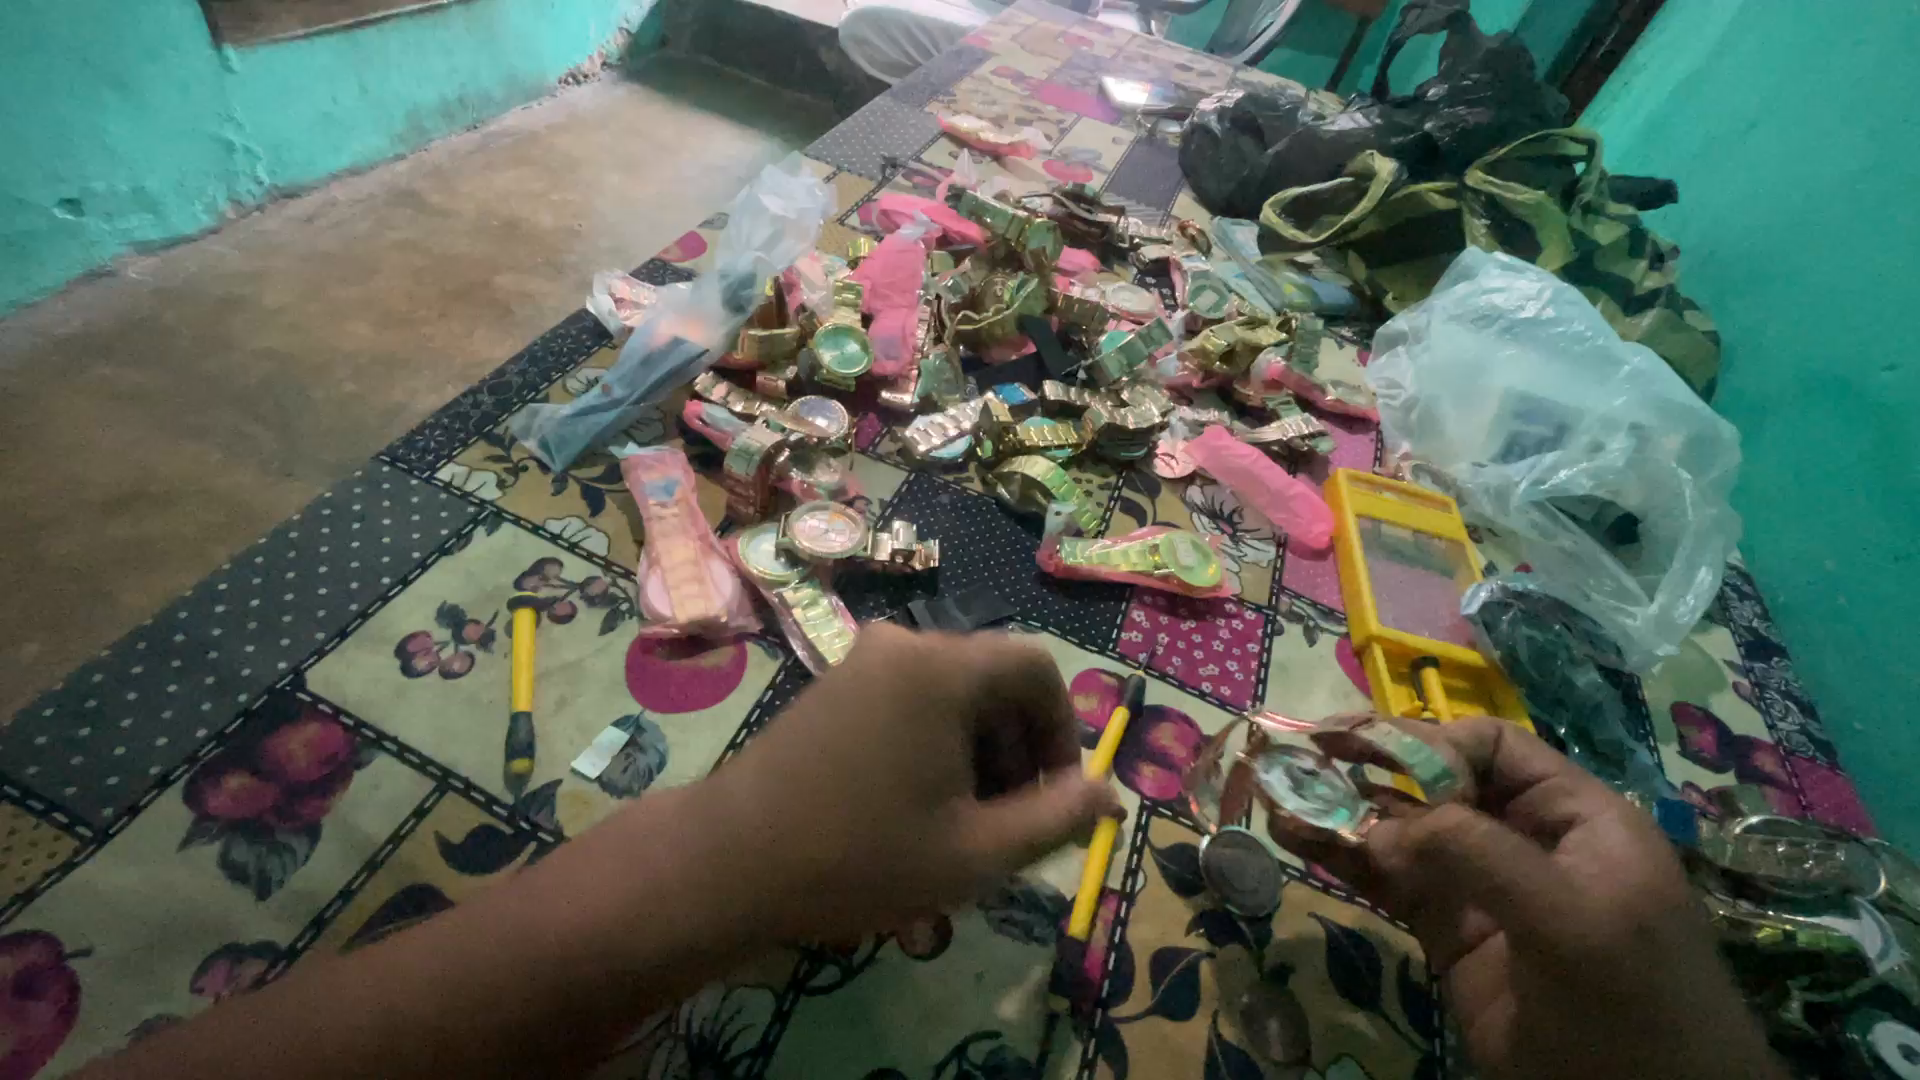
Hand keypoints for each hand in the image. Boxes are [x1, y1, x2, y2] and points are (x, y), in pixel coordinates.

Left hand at [705, 624, 1118, 945]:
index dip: (1061, 731)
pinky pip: (913, 696)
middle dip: (1017, 749)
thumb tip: (1108, 792)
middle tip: (1010, 821)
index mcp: (944, 667)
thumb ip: (1056, 817)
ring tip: (965, 821)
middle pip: (994, 679)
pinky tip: (919, 801)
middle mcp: (905, 643)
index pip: (1038, 669)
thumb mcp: (975, 852)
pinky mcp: (837, 682)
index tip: (1054, 796)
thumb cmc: (859, 857)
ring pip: (954, 691)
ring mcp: (864, 659)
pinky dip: (936, 740)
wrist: (727, 862)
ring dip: (977, 749)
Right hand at [1303, 716, 1786, 1079]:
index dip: (1430, 745)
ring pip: (1395, 825)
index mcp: (1571, 817)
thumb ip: (1478, 853)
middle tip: (1302, 752)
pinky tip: (1295, 838)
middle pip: (1430, 778)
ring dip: (1338, 809)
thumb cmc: (1632, 1011)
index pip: (1490, 746)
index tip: (1376, 764)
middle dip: (1365, 764)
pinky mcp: (1442, 924)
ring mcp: (1476, 882)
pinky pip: (1382, 873)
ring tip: (1280, 797)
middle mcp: (1518, 836)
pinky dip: (1337, 853)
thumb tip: (1381, 823)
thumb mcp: (1571, 922)